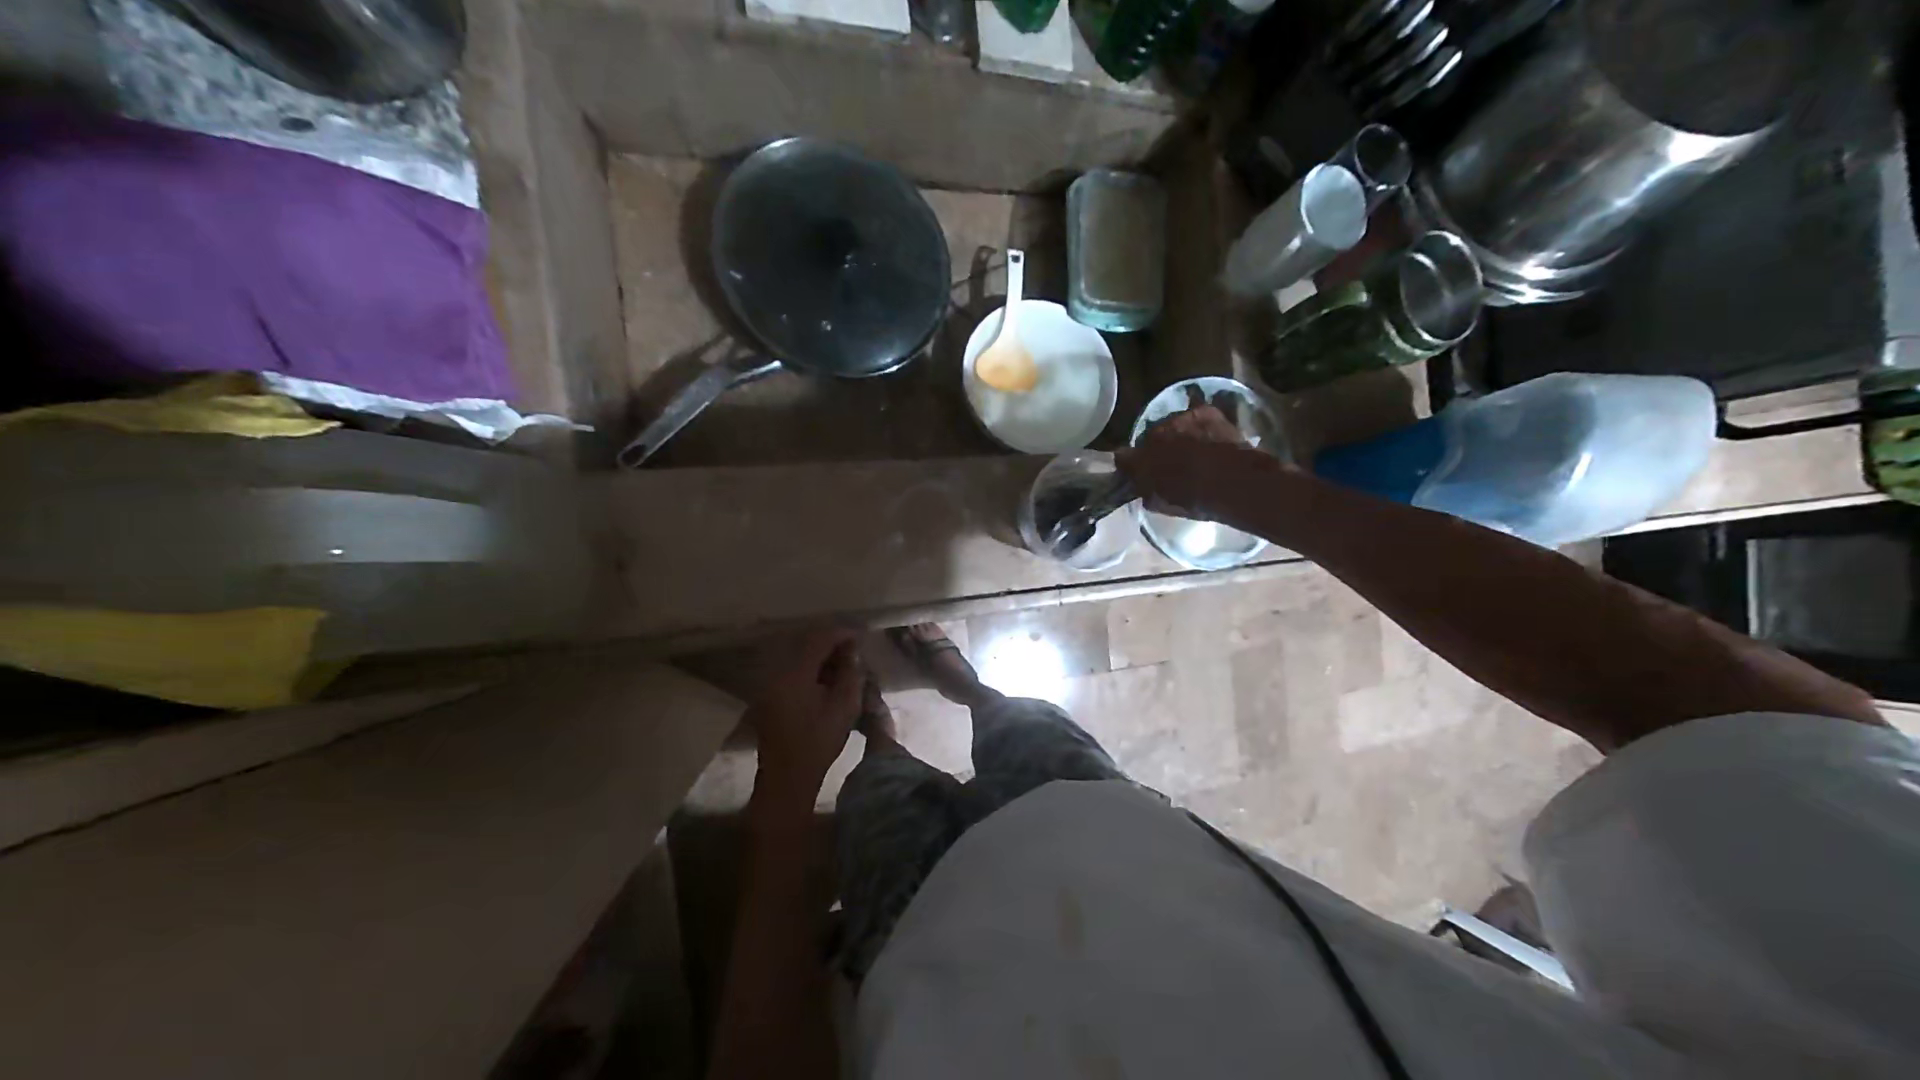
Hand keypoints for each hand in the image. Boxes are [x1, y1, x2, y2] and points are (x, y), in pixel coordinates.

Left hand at [741, 628, 864, 803]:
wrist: (787, 778)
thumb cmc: (818, 742)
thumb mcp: (844, 706)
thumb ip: (850, 673)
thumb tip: (853, 651)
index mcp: (794, 674)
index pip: (819, 639)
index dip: (841, 634)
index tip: (860, 637)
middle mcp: (777, 673)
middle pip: (806, 645)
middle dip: (831, 645)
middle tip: (854, 653)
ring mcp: (769, 685)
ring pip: (798, 658)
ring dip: (821, 658)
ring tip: (844, 668)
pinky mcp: (769, 696)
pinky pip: (791, 672)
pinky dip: (810, 671)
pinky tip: (826, 683)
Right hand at [1116, 404, 1273, 520]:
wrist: (1231, 481)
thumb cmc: (1194, 499)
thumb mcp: (1161, 503)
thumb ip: (1145, 490)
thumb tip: (1138, 484)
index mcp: (1139, 459)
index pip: (1125, 457)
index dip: (1133, 464)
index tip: (1140, 470)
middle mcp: (1152, 434)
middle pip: (1150, 437)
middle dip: (1158, 447)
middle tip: (1173, 460)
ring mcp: (1179, 420)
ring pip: (1174, 424)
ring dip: (1179, 433)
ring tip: (1195, 447)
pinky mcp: (1203, 411)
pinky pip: (1197, 416)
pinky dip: (1201, 424)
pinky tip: (1211, 436)